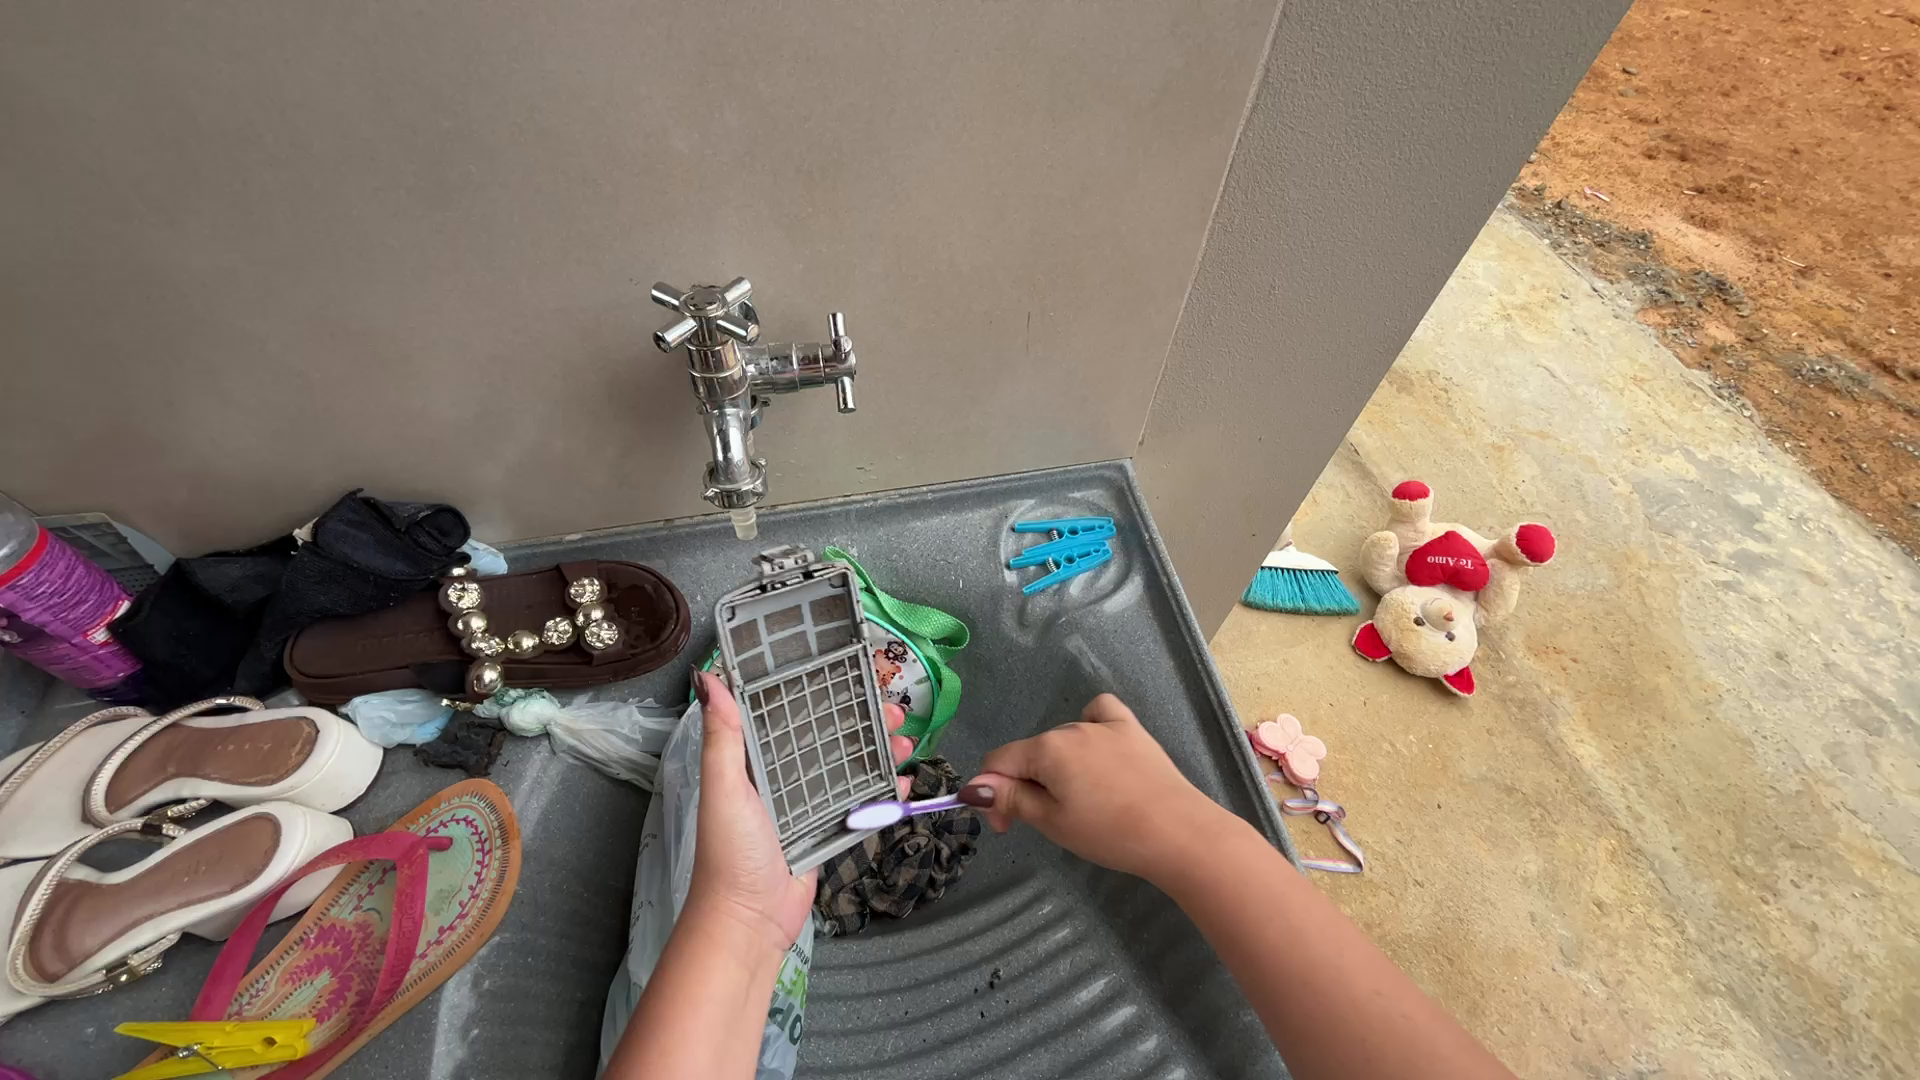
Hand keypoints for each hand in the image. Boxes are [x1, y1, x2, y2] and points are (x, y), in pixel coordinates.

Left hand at [686, 671, 911, 957]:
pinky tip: (904, 783)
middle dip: (865, 720)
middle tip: (895, 710)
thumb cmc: (731, 851)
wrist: (748, 922)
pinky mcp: (830, 831)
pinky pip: (863, 804)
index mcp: (758, 760)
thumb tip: (707, 678)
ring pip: (854, 766)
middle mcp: (787, 776)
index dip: (823, 691)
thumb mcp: (724, 787)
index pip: (794, 714)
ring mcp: (811, 804)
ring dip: (882, 751)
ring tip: (906, 741)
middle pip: (833, 737)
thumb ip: (723, 735)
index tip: (854, 675)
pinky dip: (886, 792)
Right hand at [961, 693, 1232, 882]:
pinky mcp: (1132, 729)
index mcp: (1047, 748)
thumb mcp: (1052, 822)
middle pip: (1032, 753)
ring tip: (1084, 802)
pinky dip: (1091, 726)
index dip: (993, 796)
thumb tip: (974, 788)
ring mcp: (1104, 725)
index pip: (999, 762)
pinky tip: (1098, 748)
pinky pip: (1099, 713)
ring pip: (1063, 740)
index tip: (1007, 828)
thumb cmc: (1110, 833)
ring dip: (1059, 767)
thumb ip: (1011, 799)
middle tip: (1048, 824)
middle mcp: (1071, 727)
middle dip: (1028, 785)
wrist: (1179, 833)